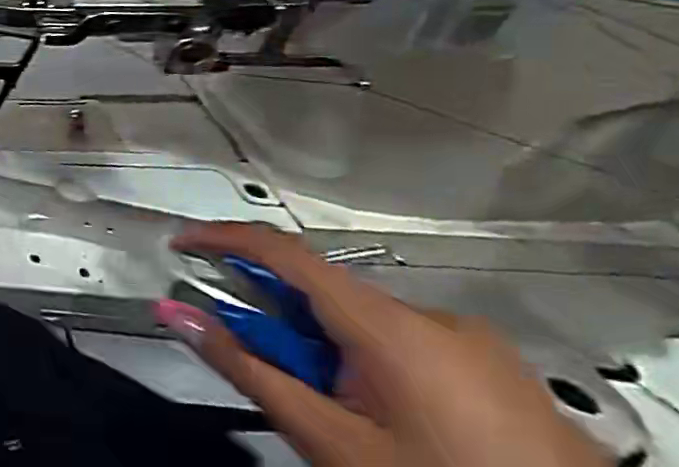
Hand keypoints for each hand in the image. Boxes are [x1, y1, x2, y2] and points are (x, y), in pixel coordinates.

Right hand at [156, 223, 607, 466]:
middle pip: (326, 291)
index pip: (285, 252)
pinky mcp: (504, 370)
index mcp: (390, 325)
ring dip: (330, 344)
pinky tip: (391, 418)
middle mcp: (435, 317)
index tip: (179, 244)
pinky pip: (412, 341)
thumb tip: (174, 312)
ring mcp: (477, 343)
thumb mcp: (331, 441)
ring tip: (338, 409)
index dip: (223, 238)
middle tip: (266, 365)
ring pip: (368, 319)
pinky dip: (375, 360)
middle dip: (282, 317)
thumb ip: (247, 370)